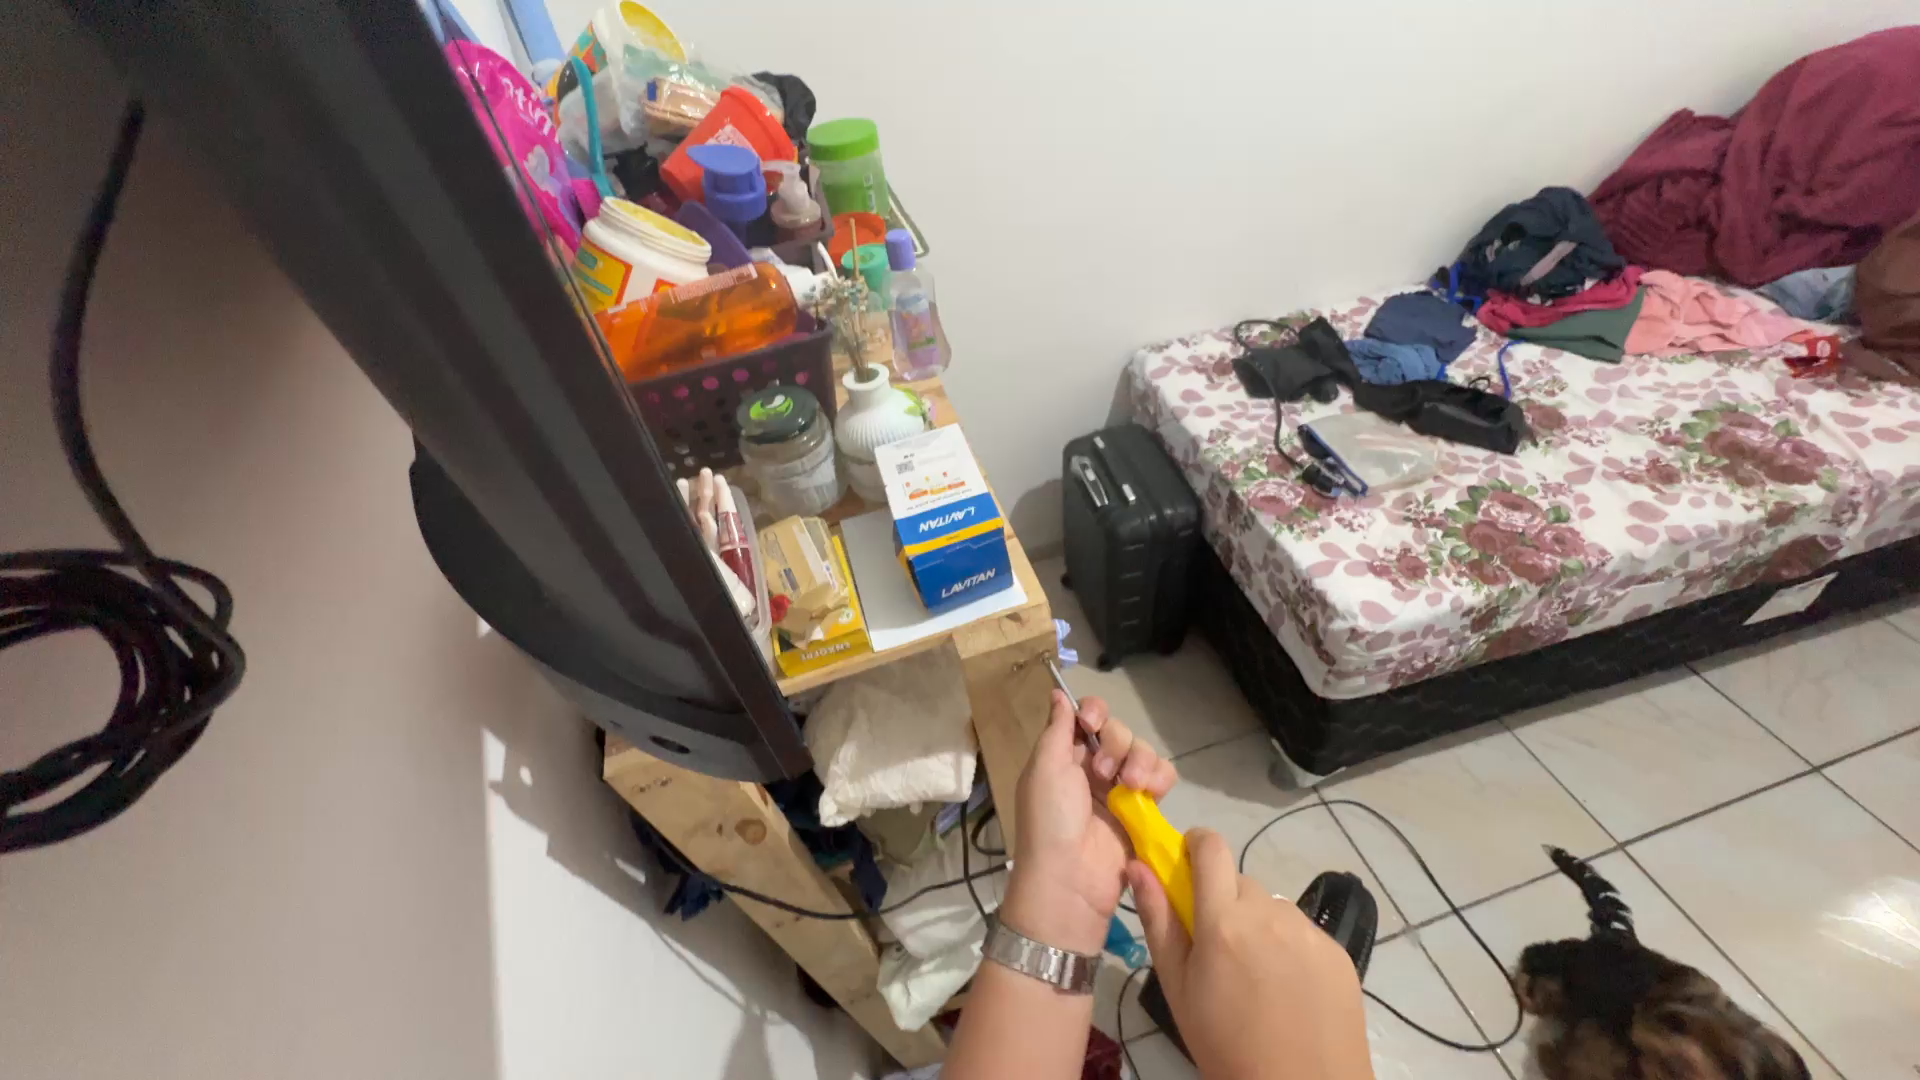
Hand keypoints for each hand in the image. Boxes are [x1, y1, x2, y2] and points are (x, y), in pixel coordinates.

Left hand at [999, 690, 1176, 955]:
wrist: (1070, 881)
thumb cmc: (1049, 820)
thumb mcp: (1044, 769)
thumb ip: (1057, 729)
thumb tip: (1058, 693)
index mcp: (1064, 755)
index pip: (1087, 717)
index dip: (1094, 712)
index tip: (1091, 721)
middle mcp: (1092, 768)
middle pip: (1118, 731)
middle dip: (1116, 743)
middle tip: (1104, 772)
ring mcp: (1120, 790)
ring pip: (1142, 752)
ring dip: (1140, 760)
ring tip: (1130, 785)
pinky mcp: (1144, 811)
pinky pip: (1161, 778)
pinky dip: (1159, 777)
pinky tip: (1149, 790)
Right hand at [1131, 829, 1373, 1079]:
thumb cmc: (1225, 1045)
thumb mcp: (1178, 986)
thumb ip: (1157, 919)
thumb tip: (1137, 864)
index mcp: (1223, 921)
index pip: (1211, 847)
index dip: (1196, 844)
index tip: (1187, 863)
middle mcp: (1268, 914)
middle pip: (1239, 881)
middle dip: (1225, 900)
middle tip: (1220, 947)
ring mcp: (1308, 932)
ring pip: (1271, 906)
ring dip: (1258, 923)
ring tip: (1258, 975)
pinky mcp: (1337, 952)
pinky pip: (1302, 930)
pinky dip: (1290, 946)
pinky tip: (1289, 988)